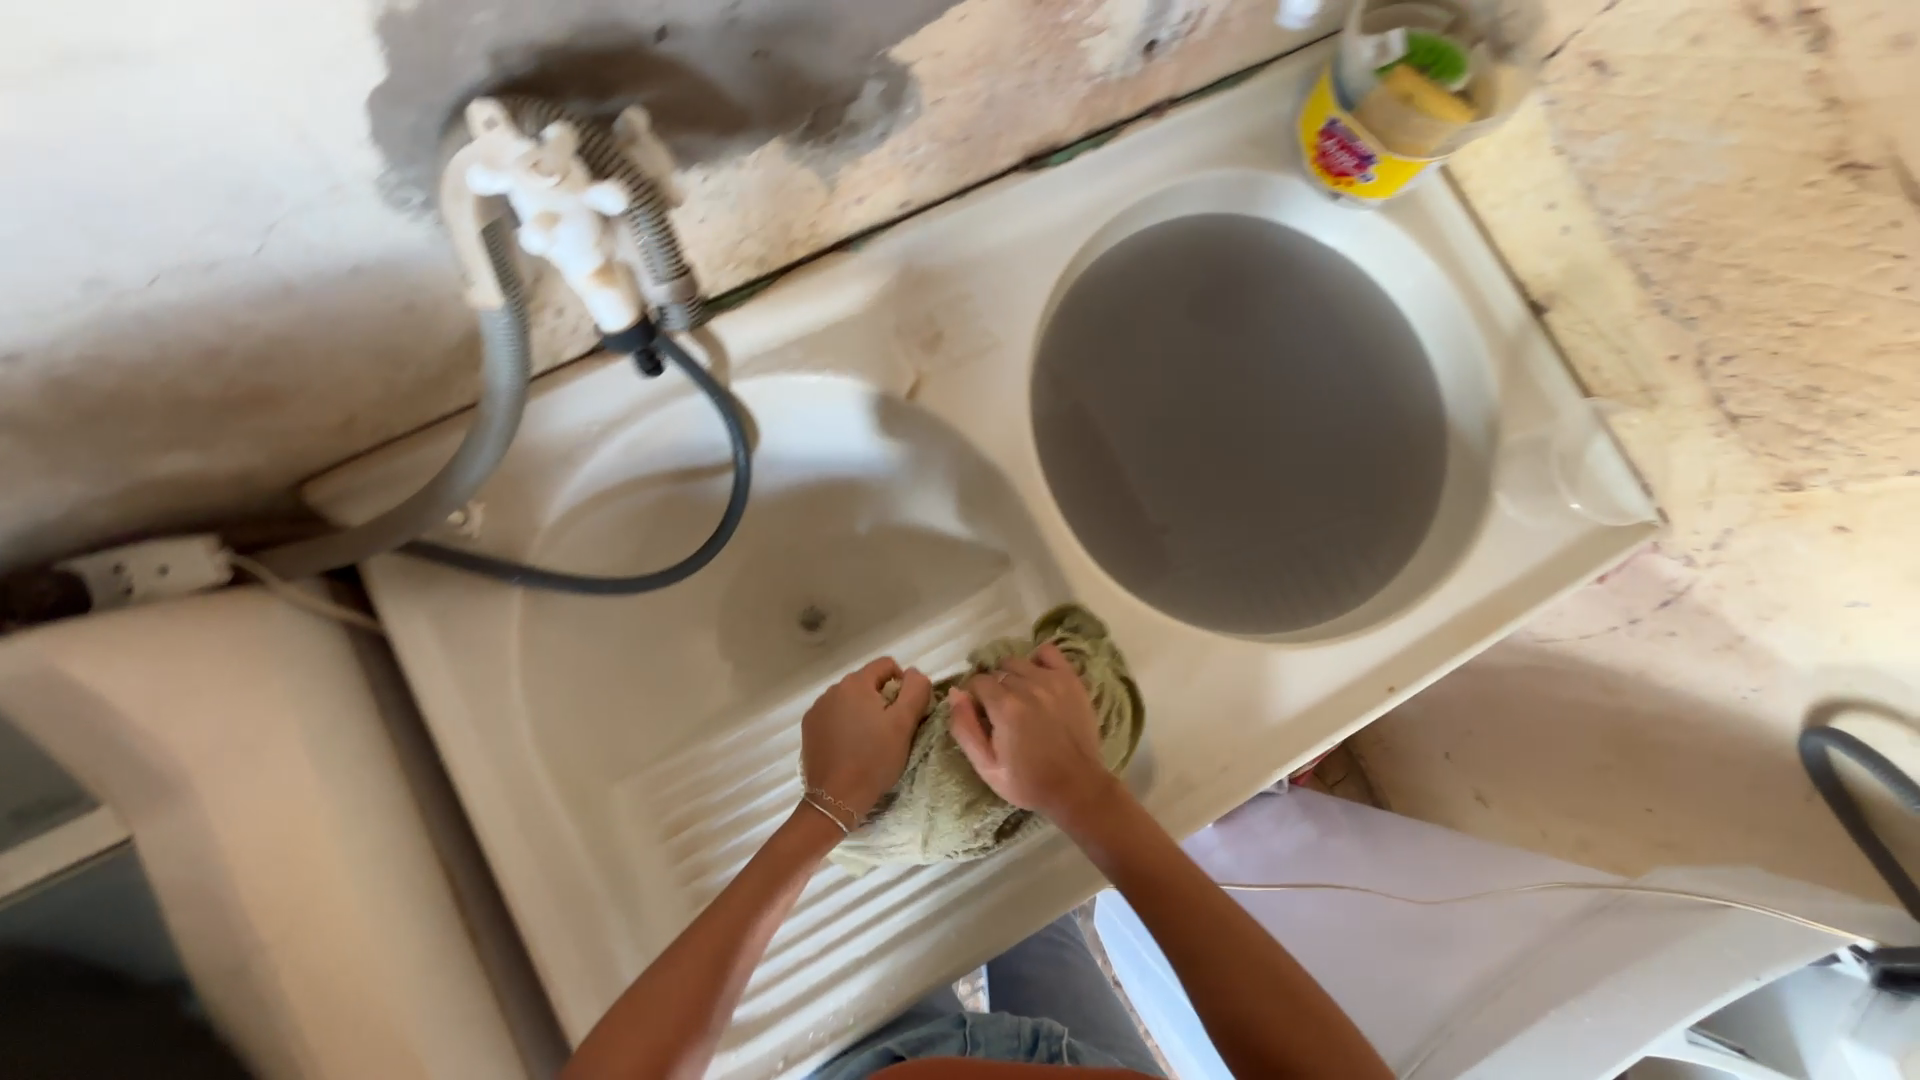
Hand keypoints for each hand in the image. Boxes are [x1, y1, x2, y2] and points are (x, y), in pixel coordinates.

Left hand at [800, 657, 931, 825]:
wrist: (836, 798)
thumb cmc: (874, 759)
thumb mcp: (904, 724)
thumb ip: (915, 690)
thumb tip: (913, 672)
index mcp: (856, 683)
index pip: (886, 665)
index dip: (902, 683)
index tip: (905, 711)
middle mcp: (833, 689)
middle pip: (867, 682)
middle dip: (882, 699)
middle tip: (890, 729)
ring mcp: (817, 709)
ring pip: (850, 699)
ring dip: (862, 711)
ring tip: (869, 740)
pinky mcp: (809, 727)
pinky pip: (834, 715)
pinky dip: (844, 724)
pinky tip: (849, 747)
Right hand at [948, 643, 1119, 820]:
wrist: (1077, 786)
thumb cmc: (1027, 781)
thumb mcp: (986, 766)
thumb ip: (964, 728)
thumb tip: (956, 693)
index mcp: (1004, 707)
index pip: (977, 682)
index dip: (974, 697)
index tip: (982, 715)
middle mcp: (1028, 686)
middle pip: (997, 672)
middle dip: (993, 689)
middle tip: (1001, 713)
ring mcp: (1052, 680)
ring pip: (1019, 662)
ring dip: (1013, 676)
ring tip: (1019, 699)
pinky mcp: (1071, 681)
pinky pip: (1048, 652)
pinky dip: (1038, 660)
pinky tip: (1037, 678)